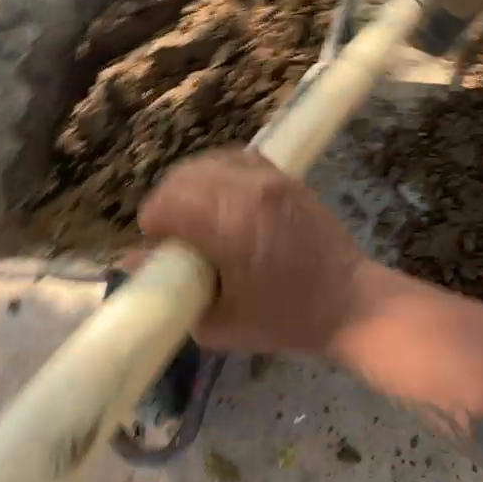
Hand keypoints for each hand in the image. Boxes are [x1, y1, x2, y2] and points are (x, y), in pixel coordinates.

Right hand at [136, 148, 370, 354]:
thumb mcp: (220, 323)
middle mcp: (248, 190)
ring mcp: (270, 177)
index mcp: (230, 226)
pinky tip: (222, 199)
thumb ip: (172, 292)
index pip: (168, 202)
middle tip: (173, 237)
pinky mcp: (285, 175)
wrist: (349, 301)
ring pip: (208, 162)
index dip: (154, 225)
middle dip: (168, 203)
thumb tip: (133, 262)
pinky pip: (237, 158)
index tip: (159, 248)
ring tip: (196, 217)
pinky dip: (220, 173)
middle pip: (183, 177)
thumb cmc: (285, 319)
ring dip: (192, 186)